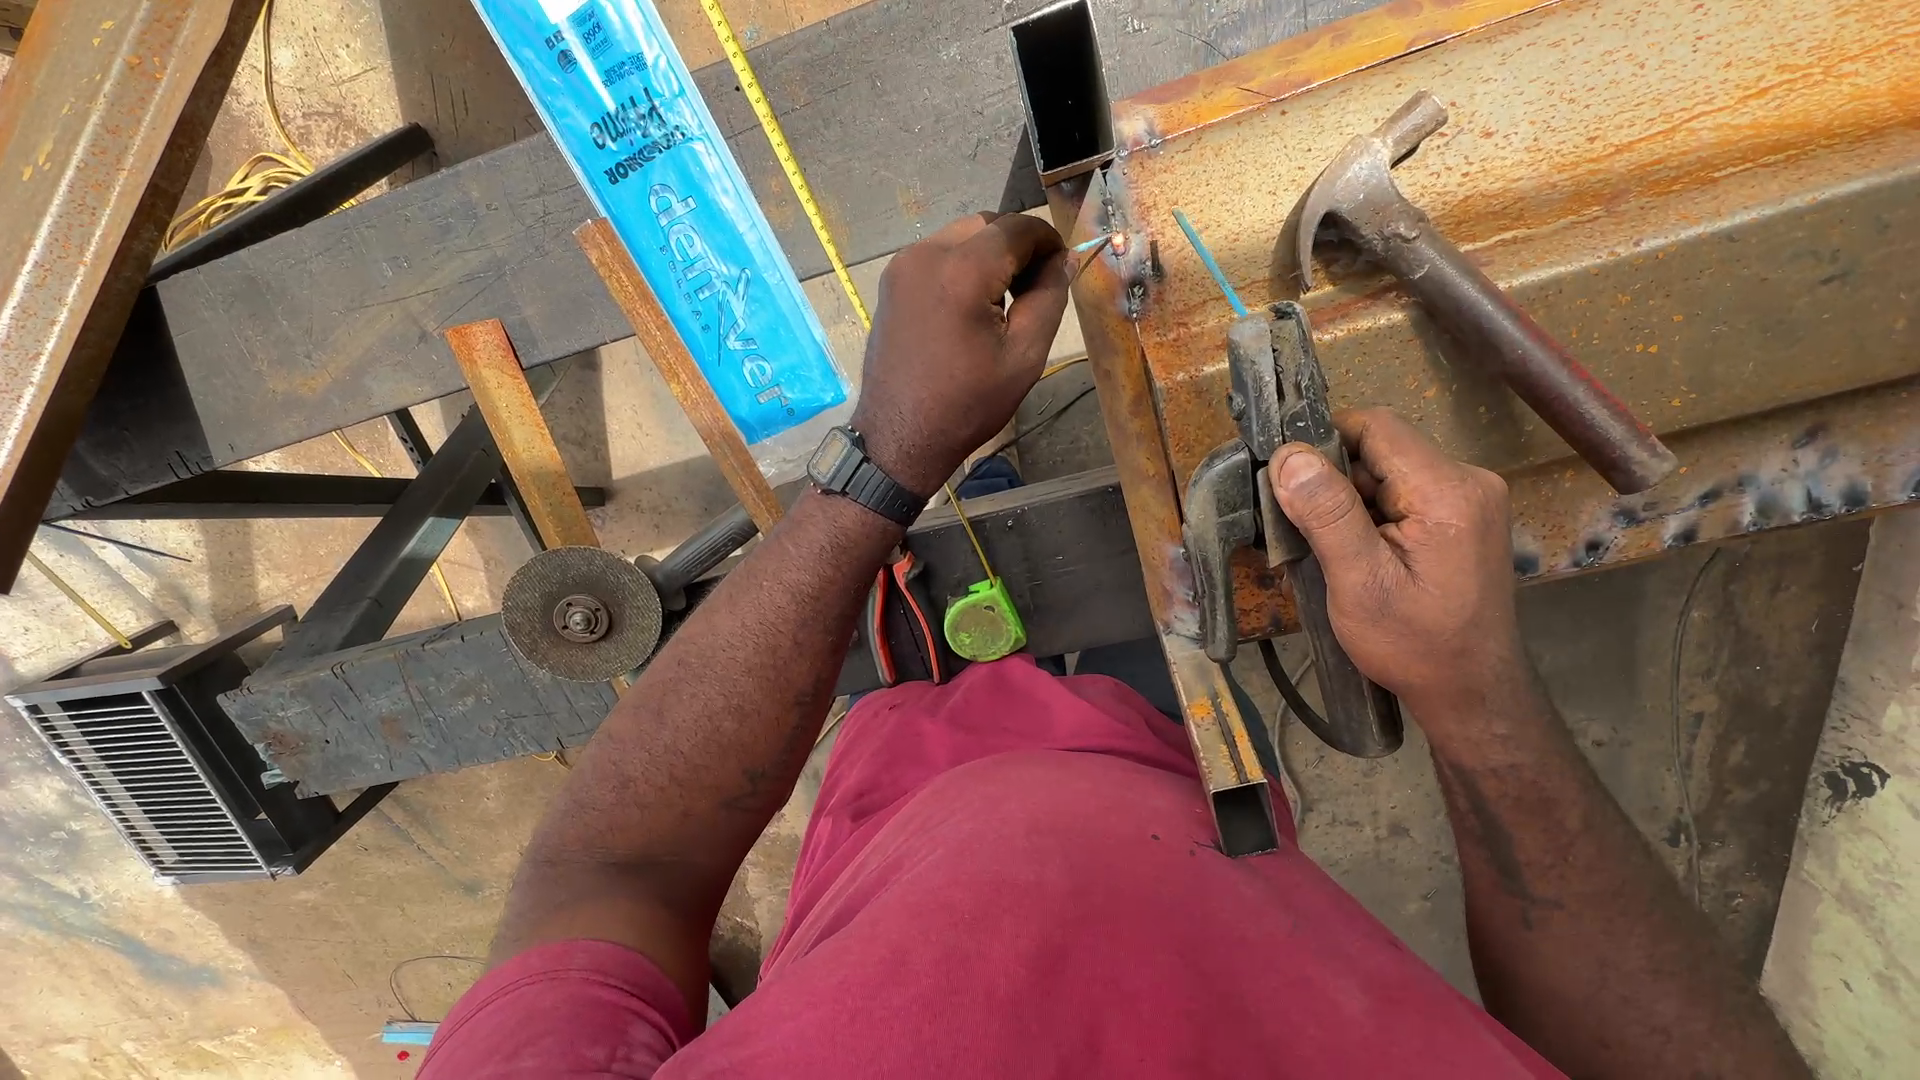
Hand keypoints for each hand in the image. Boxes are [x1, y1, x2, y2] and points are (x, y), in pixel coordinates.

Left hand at [851, 213, 1068, 495]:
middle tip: (1034, 287)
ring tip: (1002, 300)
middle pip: (985, 225)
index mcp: (961, 272)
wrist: (900, 437)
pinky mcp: (891, 283)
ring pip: (959, 236)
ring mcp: (902, 267)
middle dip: (1016, 246)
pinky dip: (961, 266)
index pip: (1016, 228)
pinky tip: (970, 307)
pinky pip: (936, 256)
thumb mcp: (1023, 357)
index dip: (1047, 239)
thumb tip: (1062, 260)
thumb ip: (1048, 298)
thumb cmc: (966, 405)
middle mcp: (925, 255)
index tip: (1062, 264)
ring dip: (988, 255)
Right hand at [1268, 409, 1525, 723]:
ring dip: (1344, 503)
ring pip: (1384, 473)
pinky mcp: (1458, 518)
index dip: (1322, 442)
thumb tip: (1289, 456)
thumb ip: (1327, 514)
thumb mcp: (1360, 582)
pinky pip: (1398, 495)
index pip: (1375, 427)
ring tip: (1322, 549)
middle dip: (1330, 481)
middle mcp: (1466, 481)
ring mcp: (1466, 500)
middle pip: (1379, 450)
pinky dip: (1364, 516)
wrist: (1469, 691)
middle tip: (1297, 528)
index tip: (1283, 479)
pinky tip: (1349, 553)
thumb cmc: (1414, 644)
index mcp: (1448, 490)